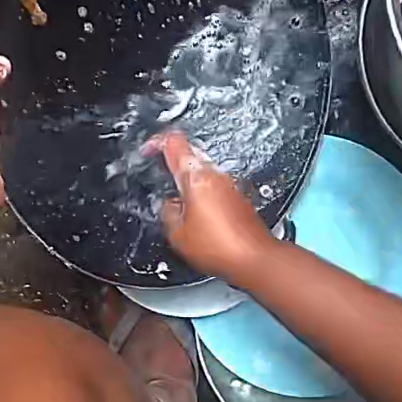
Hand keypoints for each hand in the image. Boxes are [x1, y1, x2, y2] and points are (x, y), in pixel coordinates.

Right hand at [154, 132, 275, 278]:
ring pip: (204, 173)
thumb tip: (168, 205)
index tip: (148, 151)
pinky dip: (204, 195)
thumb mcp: (177, 234)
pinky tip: (200, 215)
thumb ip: (167, 211)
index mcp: (196, 177)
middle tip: (162, 179)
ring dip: (190, 183)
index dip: (157, 142)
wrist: (253, 259)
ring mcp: (230, 185)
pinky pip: (216, 188)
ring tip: (181, 206)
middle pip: (190, 156)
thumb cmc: (220, 247)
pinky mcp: (238, 197)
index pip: (174, 142)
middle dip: (173, 165)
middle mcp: (215, 175)